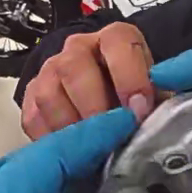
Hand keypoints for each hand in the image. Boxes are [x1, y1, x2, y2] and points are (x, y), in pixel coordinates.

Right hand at [21, 21, 155, 138]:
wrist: (107, 102)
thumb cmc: (132, 99)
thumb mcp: (154, 97)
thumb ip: (158, 106)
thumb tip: (159, 129)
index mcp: (114, 39)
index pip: (117, 43)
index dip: (129, 77)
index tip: (138, 110)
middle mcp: (78, 49)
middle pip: (73, 68)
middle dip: (93, 107)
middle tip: (108, 137)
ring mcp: (50, 71)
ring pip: (48, 95)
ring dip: (69, 127)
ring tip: (88, 150)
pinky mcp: (32, 96)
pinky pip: (33, 118)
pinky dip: (50, 139)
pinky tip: (68, 152)